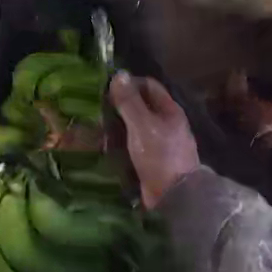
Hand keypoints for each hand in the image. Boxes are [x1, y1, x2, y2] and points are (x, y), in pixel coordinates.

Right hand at [110, 73, 200, 208]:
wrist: (175, 197)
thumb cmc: (160, 156)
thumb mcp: (142, 125)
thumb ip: (130, 101)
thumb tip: (119, 74)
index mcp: (169, 110)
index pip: (148, 86)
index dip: (129, 84)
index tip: (107, 89)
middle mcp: (166, 124)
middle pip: (140, 106)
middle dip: (119, 107)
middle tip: (97, 111)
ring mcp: (159, 143)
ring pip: (134, 127)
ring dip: (116, 127)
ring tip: (95, 130)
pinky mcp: (151, 161)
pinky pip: (132, 146)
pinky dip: (119, 144)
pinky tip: (105, 148)